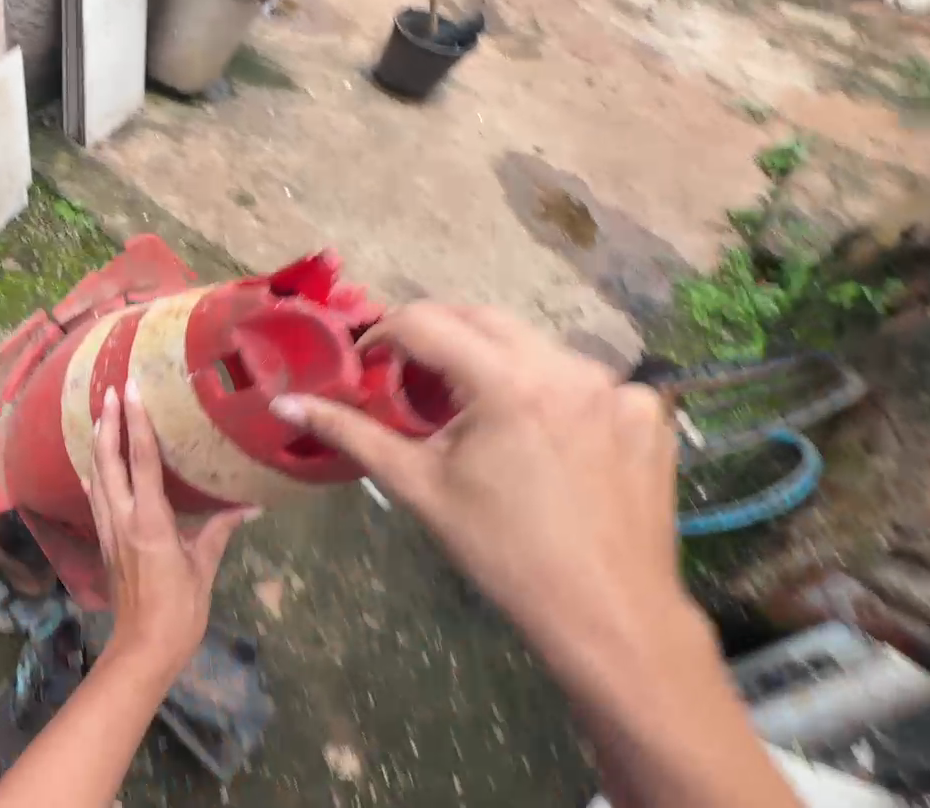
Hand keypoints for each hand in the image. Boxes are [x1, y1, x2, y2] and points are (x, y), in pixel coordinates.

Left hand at [86, 381, 257, 681]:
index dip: (135, 422)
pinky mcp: (102, 540)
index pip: (141, 460)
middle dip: (107, 423)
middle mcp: (121, 517)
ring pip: (96, 474)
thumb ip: (219, 531)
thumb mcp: (203, 568)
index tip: (129, 391)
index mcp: (149, 520)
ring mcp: (107, 528)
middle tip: (109, 391)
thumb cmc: (179, 610)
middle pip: (107, 460)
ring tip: (101, 415)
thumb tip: (250, 506)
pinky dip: (95, 473)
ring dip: (98, 443)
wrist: (142, 648)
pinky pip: (95, 497)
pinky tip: (94, 466)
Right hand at [270, 304, 689, 673]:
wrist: (609, 613)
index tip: (367, 364)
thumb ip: (348, 431)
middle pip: (479, 317)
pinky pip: (578, 375)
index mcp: (508, 383)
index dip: (383, 334)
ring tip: (466, 403)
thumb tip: (283, 402)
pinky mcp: (648, 412)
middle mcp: (569, 368)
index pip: (425, 321)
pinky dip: (542, 385)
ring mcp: (618, 388)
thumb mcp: (416, 483)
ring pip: (530, 342)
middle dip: (433, 333)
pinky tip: (534, 429)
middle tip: (405, 373)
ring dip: (486, 357)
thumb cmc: (500, 549)